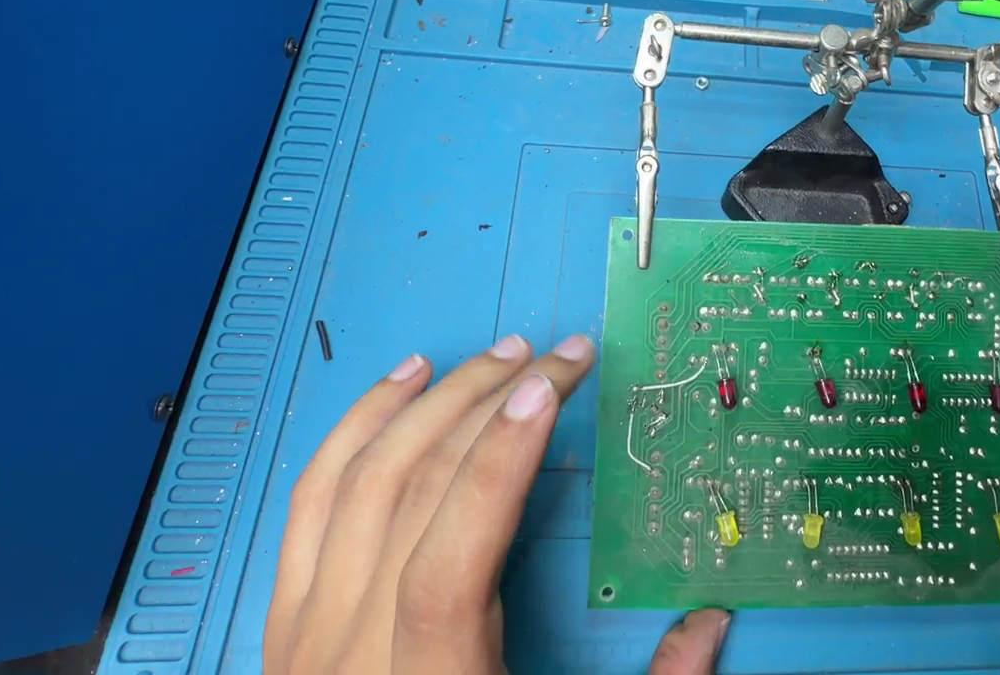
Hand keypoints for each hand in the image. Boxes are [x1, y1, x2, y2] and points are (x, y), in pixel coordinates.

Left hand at [264, 333, 730, 674]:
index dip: (501, 459)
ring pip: (360, 480)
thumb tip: (712, 622)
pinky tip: (399, 384)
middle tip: (548, 356)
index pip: (453, 549)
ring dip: (428, 401)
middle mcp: (351, 646)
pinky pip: (312, 500)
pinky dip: (356, 427)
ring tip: (488, 354)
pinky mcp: (287, 617)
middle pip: (413, 490)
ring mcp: (307, 627)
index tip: (548, 389)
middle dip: (485, 405)